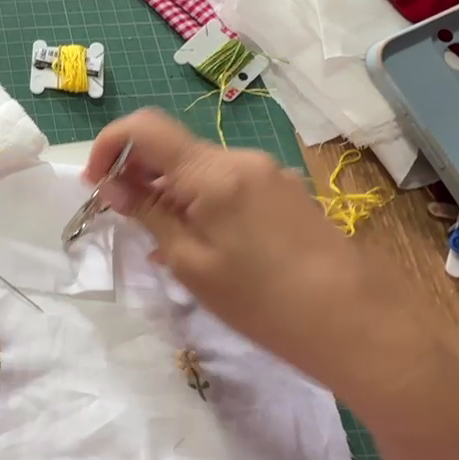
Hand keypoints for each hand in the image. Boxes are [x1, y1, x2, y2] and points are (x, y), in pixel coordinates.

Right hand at [86, 109, 431, 411]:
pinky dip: (200, 204)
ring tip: (163, 244)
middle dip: (137, 175)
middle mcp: (242, 160)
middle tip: (124, 220)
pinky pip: (227, 186)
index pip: (143, 128)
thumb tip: (111, 184)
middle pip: (172, 149)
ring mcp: (270, 175)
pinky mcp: (287, 195)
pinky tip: (203, 247)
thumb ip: (148, 214)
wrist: (364, 331)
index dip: (108, 146)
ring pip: (198, 170)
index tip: (94, 185)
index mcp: (214, 171)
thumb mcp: (191, 263)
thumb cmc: (264, 302)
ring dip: (169, 193)